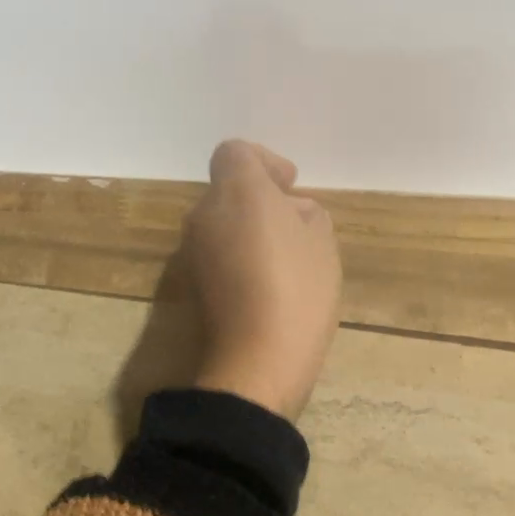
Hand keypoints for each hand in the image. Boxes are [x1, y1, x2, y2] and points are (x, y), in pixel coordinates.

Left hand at [181, 140, 342, 420]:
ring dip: (249, 232)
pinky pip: (218, 258)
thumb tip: (289, 213)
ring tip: (287, 261)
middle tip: (297, 226)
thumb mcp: (322, 242)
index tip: (290, 186)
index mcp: (236, 192)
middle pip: (228, 192)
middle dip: (260, 201)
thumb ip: (306, 214)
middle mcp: (204, 216)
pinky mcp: (193, 288)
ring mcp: (192, 254)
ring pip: (222, 226)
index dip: (265, 162)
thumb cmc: (297, 291)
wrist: (257, 362)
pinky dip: (239, 261)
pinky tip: (268, 287)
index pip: (236, 153)